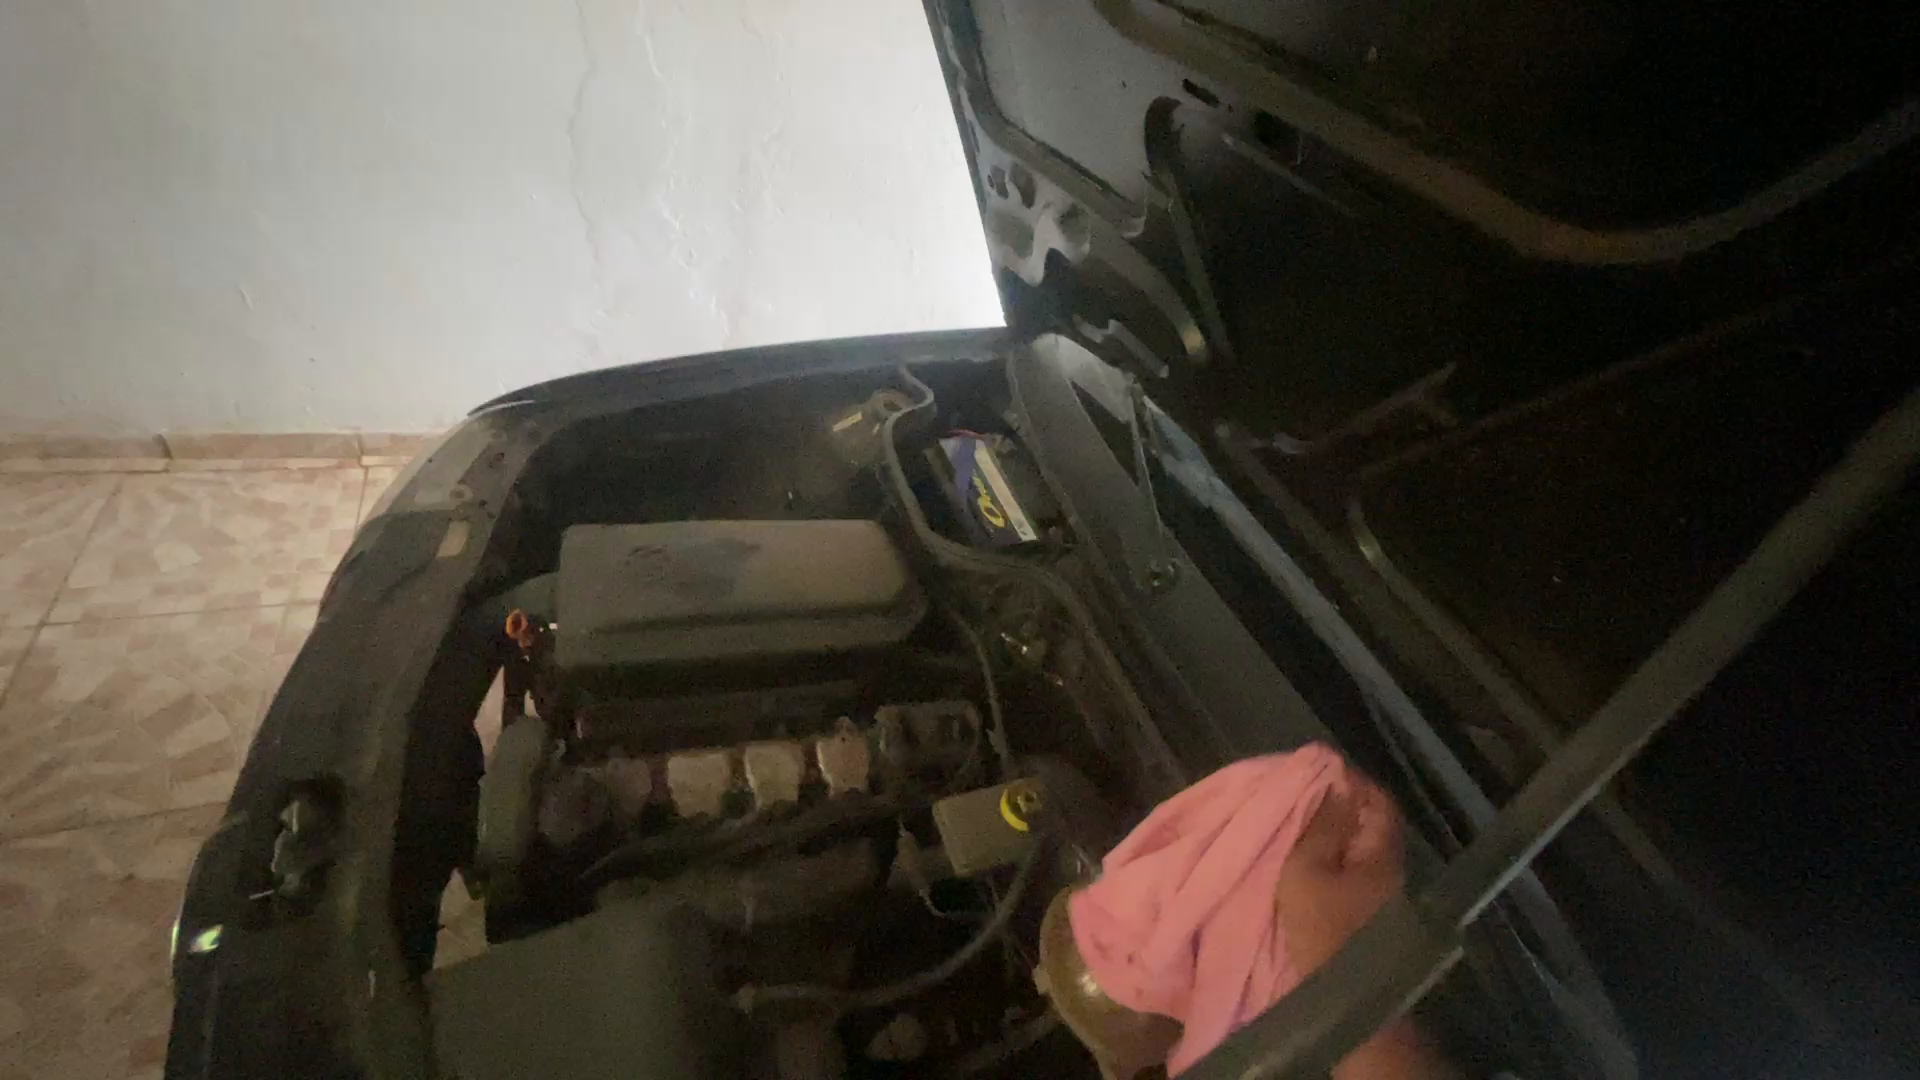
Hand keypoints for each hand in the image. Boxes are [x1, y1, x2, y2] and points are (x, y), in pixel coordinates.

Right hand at [1275, 775, 1406, 974]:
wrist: (1341, 993)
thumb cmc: (1321, 924)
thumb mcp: (1308, 868)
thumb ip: (1323, 825)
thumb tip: (1337, 784)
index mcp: (1381, 854)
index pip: (1380, 801)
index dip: (1354, 779)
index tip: (1321, 768)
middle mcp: (1392, 868)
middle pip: (1375, 821)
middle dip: (1344, 801)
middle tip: (1307, 790)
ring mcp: (1386, 891)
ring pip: (1366, 843)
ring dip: (1339, 826)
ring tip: (1304, 817)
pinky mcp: (1373, 908)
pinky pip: (1359, 863)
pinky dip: (1338, 848)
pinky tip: (1314, 851)